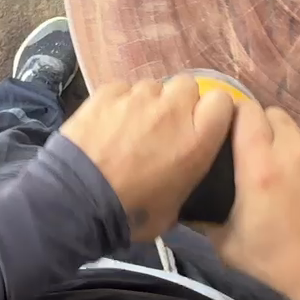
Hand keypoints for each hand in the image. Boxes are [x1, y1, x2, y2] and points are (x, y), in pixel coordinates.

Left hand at [60, 77, 234, 241]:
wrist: (76, 201)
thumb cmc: (131, 213)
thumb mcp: (176, 208)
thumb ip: (189, 178)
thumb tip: (184, 173)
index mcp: (198, 139)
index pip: (223, 100)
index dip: (212, 112)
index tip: (201, 126)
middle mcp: (173, 109)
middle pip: (188, 86)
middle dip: (179, 103)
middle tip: (164, 128)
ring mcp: (138, 96)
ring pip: (153, 87)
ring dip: (148, 104)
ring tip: (130, 128)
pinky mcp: (107, 91)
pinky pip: (123, 89)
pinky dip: (120, 103)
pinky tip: (108, 124)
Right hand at [202, 101, 299, 299]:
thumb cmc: (277, 262)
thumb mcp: (228, 245)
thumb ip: (204, 218)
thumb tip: (186, 204)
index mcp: (260, 165)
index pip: (246, 112)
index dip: (236, 117)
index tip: (231, 133)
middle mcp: (294, 152)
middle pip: (274, 115)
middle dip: (263, 129)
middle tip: (257, 156)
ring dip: (289, 148)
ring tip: (287, 178)